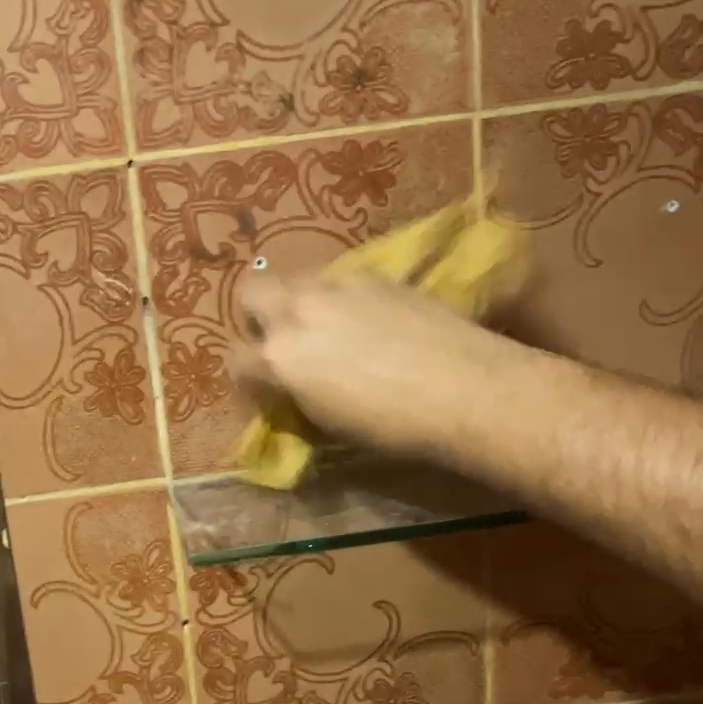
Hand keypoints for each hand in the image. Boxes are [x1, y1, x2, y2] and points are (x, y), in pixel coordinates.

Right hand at [229, 275, 538, 458]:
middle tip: (281, 340)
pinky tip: (371, 322)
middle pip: (249, 290)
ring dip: (300, 302)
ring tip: (328, 328)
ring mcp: (337, 287)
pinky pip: (340, 281)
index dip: (246, 376)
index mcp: (280, 357)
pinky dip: (341, 299)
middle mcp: (299, 311)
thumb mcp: (327, 423)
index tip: (264, 388)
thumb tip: (289, 388)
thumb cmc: (392, 426)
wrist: (467, 390)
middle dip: (254, 313)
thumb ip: (295, 395)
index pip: (236, 359)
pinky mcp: (375, 276)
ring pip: (296, 279)